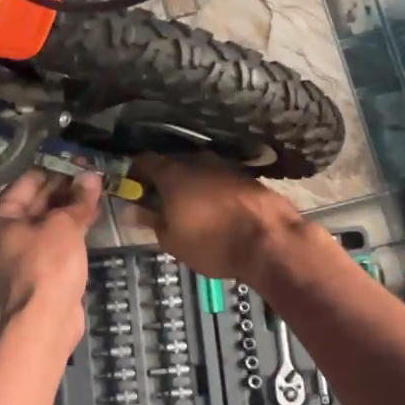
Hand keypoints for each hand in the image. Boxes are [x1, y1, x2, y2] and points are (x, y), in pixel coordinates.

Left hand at [0, 169, 103, 313]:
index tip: (82, 163)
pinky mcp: (34, 271)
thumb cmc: (47, 265)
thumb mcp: (64, 226)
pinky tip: (91, 218)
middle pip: (35, 202)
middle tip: (94, 177)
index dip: (56, 171)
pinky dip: (68, 231)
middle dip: (64, 190)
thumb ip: (78, 199)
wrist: (45, 320)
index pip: (27, 182)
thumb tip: (92, 177)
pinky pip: (51, 242)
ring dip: (69, 210)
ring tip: (98, 193)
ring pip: (45, 223)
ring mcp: (16, 255)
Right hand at [131, 153, 316, 284]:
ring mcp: (226, 166)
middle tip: (160, 200)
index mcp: (173, 173)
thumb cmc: (213, 243)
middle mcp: (198, 161)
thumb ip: (151, 221)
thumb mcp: (173, 240)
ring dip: (191, 183)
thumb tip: (132, 210)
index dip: (135, 172)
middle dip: (164, 178)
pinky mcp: (248, 176)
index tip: (132, 186)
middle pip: (173, 162)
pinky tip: (215, 207)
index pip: (144, 160)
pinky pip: (220, 178)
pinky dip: (213, 188)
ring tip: (190, 206)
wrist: (272, 242)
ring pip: (199, 169)